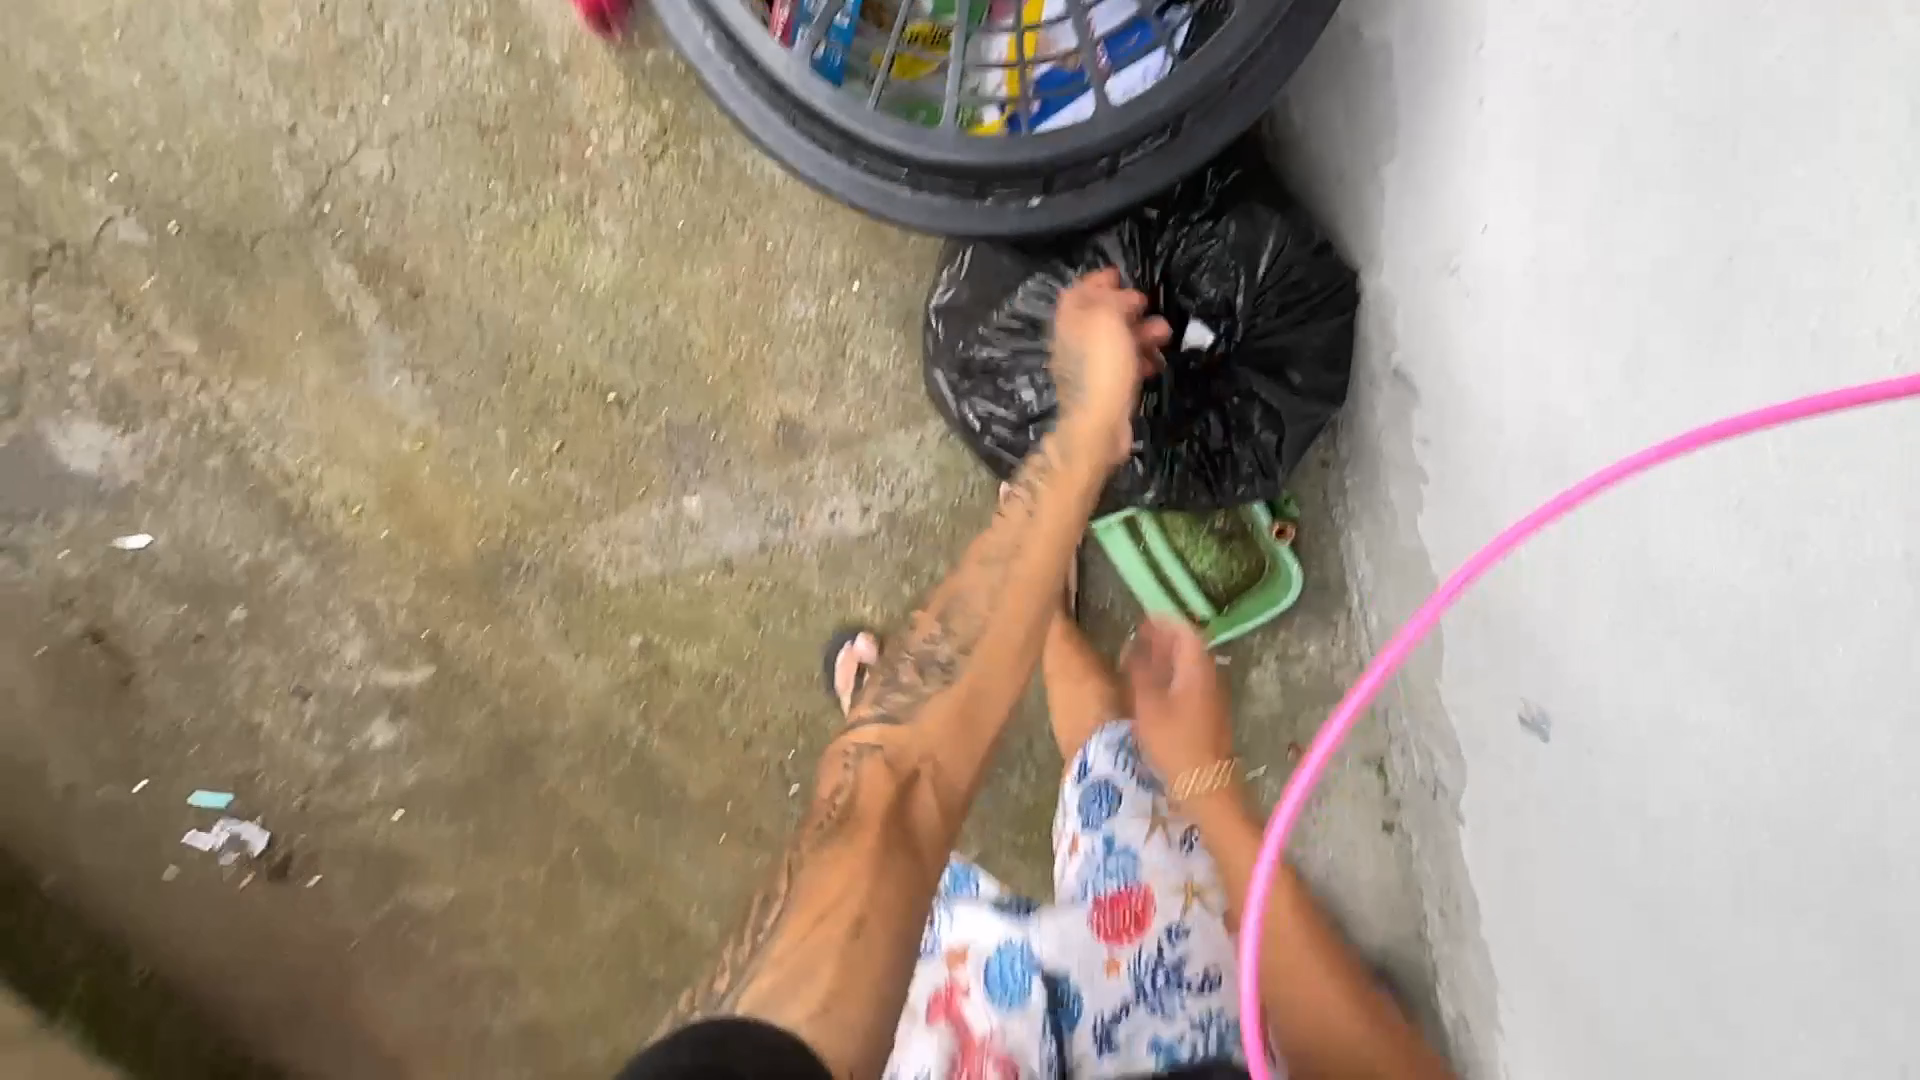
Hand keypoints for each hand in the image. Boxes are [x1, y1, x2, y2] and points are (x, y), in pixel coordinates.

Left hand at [1050, 268, 1170, 466]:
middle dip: (1129, 308)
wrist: (1099, 425)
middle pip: (1101, 316)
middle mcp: (1074, 343)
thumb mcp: (1106, 319)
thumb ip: (1110, 299)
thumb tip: (1120, 296)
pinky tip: (1154, 364)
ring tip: (1164, 335)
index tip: (1122, 275)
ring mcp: (1088, 367)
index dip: (1098, 281)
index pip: (1077, 292)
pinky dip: (1141, 359)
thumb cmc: (1102, 367)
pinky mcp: (1104, 387)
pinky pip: (1124, 365)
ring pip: (1117, 341)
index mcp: (1069, 323)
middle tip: (1149, 306)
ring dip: (1142, 333)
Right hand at [1123, 616, 1243, 816]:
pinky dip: (1172, 676)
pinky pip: (1191, 682)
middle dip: (1164, 639)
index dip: (1164, 622)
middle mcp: (1210, 677)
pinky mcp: (1210, 714)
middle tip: (1138, 638)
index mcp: (1197, 669)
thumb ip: (1139, 672)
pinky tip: (1154, 687)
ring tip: (1141, 659)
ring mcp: (1213, 696)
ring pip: (1190, 665)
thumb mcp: (1147, 705)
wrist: (1206, 786)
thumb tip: (1133, 648)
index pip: (1185, 631)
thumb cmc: (1174, 743)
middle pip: (1190, 647)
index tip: (1143, 619)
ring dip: (1167, 658)